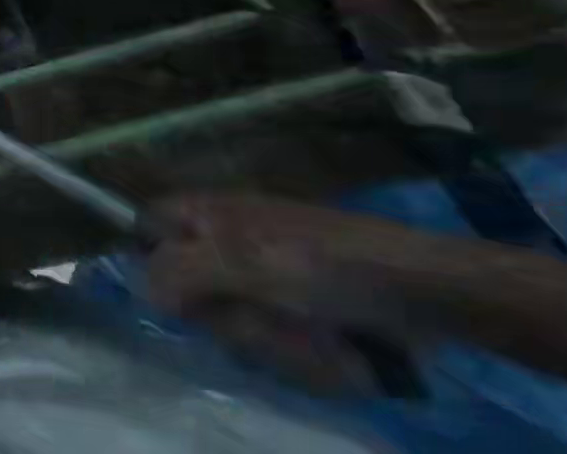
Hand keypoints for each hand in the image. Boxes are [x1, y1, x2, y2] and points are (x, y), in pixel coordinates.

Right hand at [144, 194, 431, 394]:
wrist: (422, 290)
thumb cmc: (321, 263)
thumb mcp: (242, 263)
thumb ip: (180, 272)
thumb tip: (143, 292)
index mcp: (203, 215)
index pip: (146, 227)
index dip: (148, 259)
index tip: (171, 298)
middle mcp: (223, 242)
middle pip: (185, 286)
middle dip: (220, 316)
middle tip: (254, 323)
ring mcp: (261, 279)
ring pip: (229, 320)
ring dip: (262, 340)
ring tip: (304, 340)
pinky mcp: (295, 310)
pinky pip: (270, 340)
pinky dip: (294, 352)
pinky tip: (324, 351)